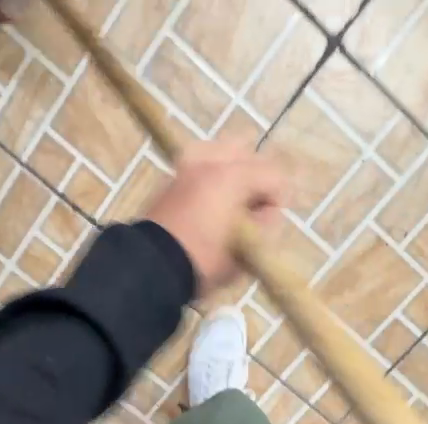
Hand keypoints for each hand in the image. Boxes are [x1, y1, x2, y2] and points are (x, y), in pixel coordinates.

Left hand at [143, 137, 286, 294]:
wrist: (150, 267)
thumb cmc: (202, 262)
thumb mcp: (243, 252)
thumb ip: (264, 226)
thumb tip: (267, 213)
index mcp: (233, 176)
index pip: (273, 175)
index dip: (277, 201)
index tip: (270, 223)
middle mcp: (211, 160)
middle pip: (247, 152)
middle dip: (255, 177)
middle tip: (252, 208)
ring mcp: (186, 165)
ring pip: (221, 152)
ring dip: (232, 173)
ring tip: (230, 204)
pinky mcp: (170, 177)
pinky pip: (200, 164)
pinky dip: (210, 177)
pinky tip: (209, 203)